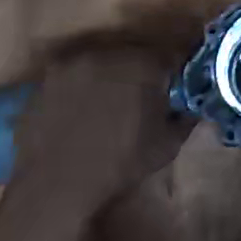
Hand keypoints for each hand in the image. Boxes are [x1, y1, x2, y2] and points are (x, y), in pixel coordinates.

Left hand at [11, 40, 195, 211]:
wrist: (55, 186)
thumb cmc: (118, 166)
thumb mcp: (167, 145)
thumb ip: (185, 117)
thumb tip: (193, 104)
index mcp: (144, 65)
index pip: (171, 55)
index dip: (174, 72)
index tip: (174, 88)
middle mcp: (109, 53)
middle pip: (136, 54)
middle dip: (143, 71)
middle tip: (142, 96)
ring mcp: (74, 62)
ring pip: (103, 61)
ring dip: (110, 76)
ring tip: (108, 103)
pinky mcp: (47, 77)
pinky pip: (74, 74)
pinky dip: (81, 86)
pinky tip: (79, 110)